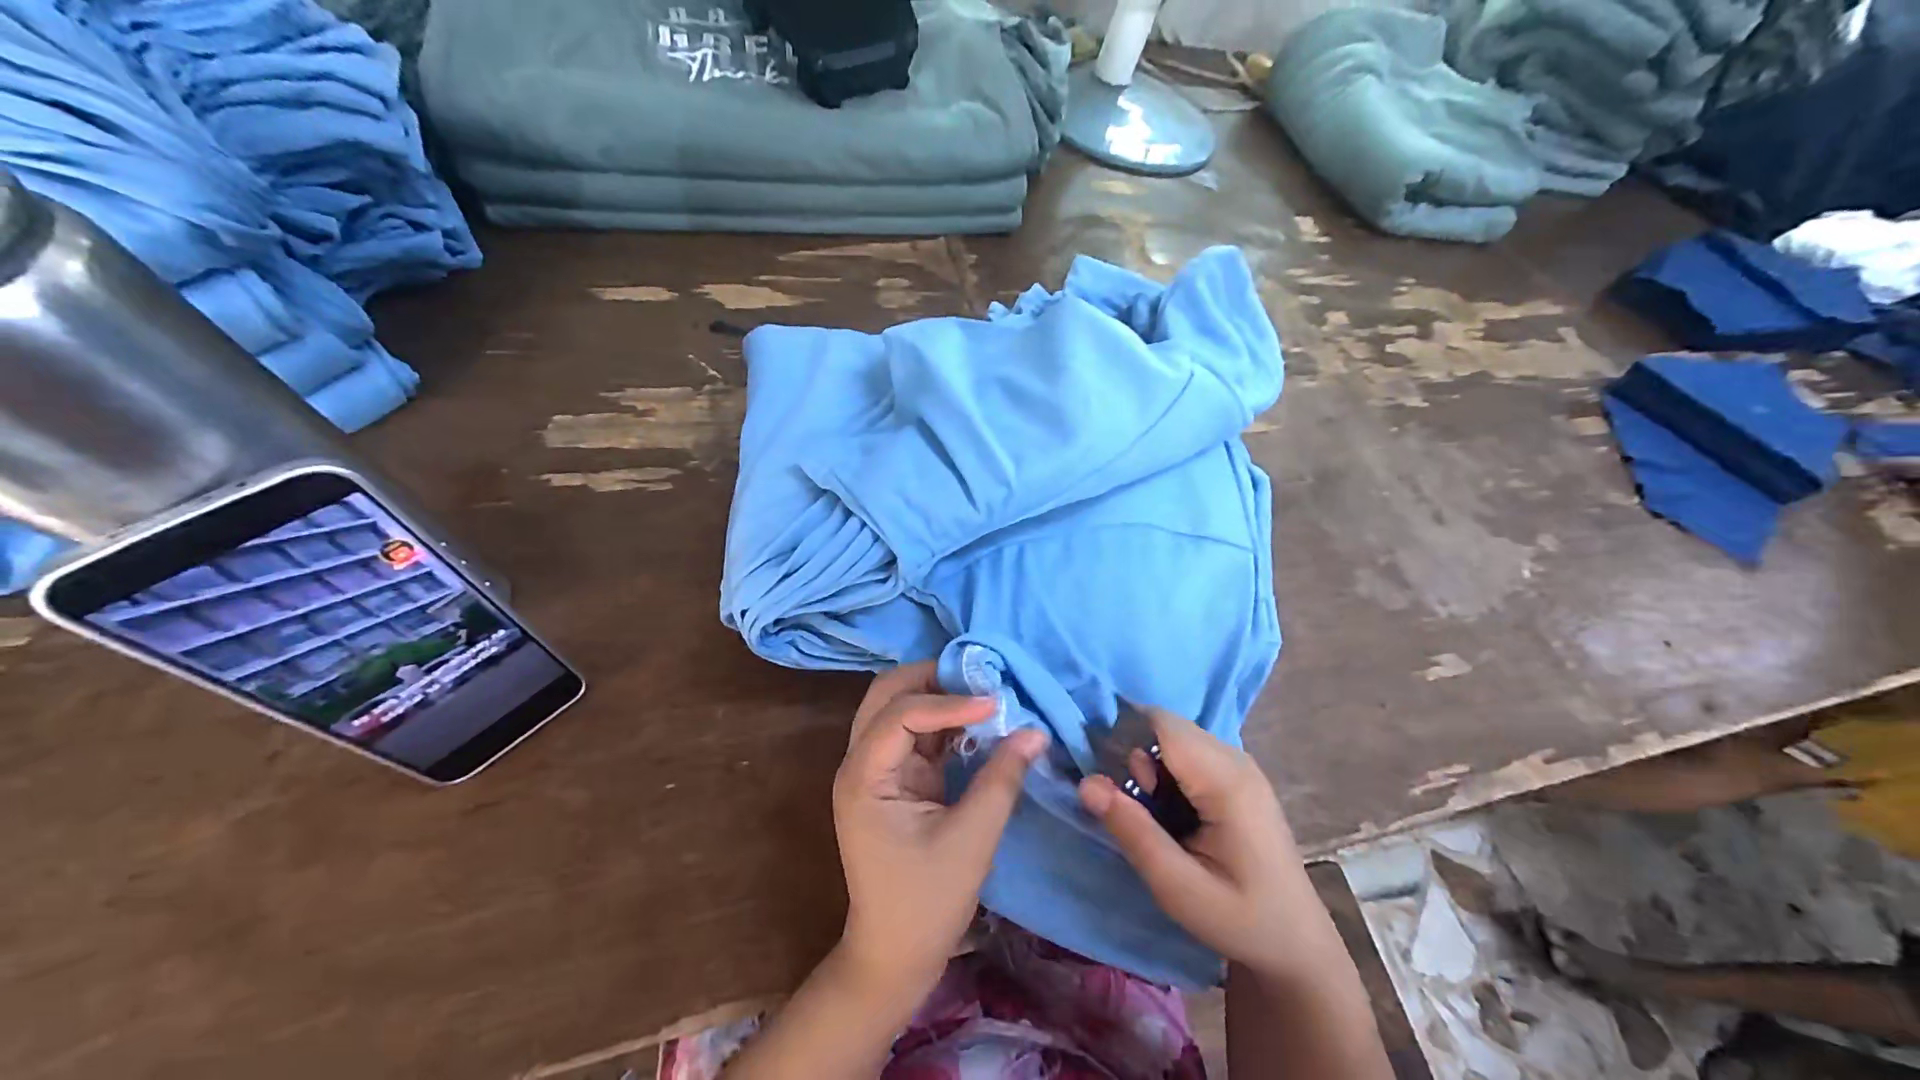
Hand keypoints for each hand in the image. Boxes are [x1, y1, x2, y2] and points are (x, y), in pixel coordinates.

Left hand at [833, 661, 1047, 992]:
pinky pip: (917, 733)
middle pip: (887, 695)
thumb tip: (1034, 730)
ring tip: (985, 694)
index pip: (900, 714)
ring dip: (940, 696)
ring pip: (899, 708)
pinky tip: (978, 723)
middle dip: (933, 680)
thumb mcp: (971, 839)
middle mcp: (861, 763)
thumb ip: (1001, 779)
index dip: (948, 702)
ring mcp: (876, 769)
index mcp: (864, 776)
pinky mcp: (895, 779)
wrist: (895, 953)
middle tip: (982, 680)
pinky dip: (946, 722)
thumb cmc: (927, 901)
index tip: (995, 705)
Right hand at [1077, 707, 1316, 977]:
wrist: (1297, 944)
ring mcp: (1241, 766)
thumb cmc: (1239, 919)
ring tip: (1155, 815)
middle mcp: (1237, 760)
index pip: (1162, 724)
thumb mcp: (1177, 886)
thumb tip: (1087, 783)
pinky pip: (1190, 753)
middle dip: (1137, 756)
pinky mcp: (1239, 778)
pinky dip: (1167, 773)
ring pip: (1175, 738)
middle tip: (1136, 807)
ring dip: (1151, 766)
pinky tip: (1173, 814)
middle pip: (1167, 727)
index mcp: (1227, 781)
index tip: (1111, 783)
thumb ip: (1132, 830)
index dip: (1125, 739)